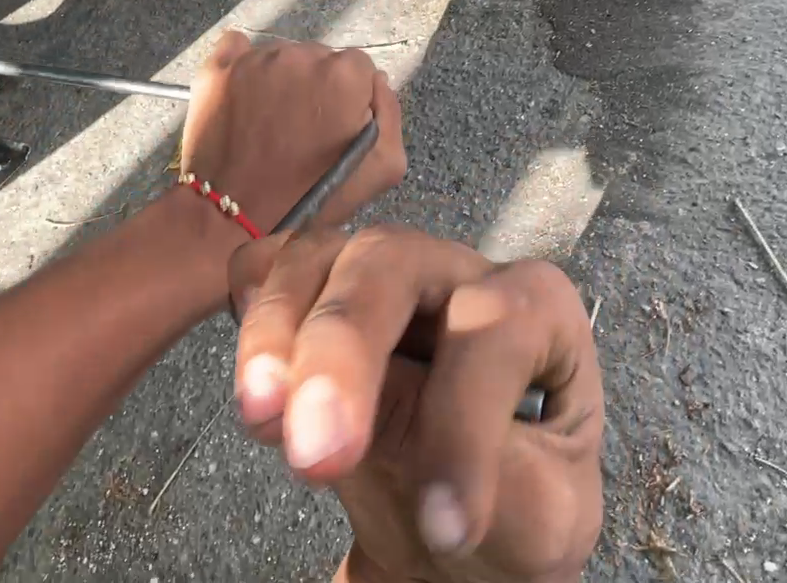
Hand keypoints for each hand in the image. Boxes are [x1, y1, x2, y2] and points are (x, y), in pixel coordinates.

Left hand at [181, 31, 405, 234]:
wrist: (232, 216)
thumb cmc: (311, 197)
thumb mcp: (382, 169)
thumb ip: (390, 114)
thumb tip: (377, 80)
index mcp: (344, 74)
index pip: (358, 69)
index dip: (350, 99)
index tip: (334, 127)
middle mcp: (302, 54)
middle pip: (319, 58)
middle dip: (316, 87)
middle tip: (302, 130)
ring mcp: (257, 58)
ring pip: (281, 56)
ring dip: (282, 80)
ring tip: (271, 123)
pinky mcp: (220, 66)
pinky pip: (237, 48)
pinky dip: (245, 66)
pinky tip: (245, 97)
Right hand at [228, 228, 602, 582]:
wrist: (455, 516)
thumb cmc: (518, 505)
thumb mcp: (536, 510)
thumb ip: (485, 459)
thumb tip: (380, 405)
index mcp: (537, 308)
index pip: (499, 328)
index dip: (465, 423)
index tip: (445, 530)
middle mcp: (453, 268)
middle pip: (390, 262)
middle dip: (343, 348)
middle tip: (313, 454)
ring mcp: (379, 269)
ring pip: (317, 255)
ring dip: (278, 330)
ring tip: (261, 417)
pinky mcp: (320, 288)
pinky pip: (268, 263)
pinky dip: (250, 300)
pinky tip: (253, 362)